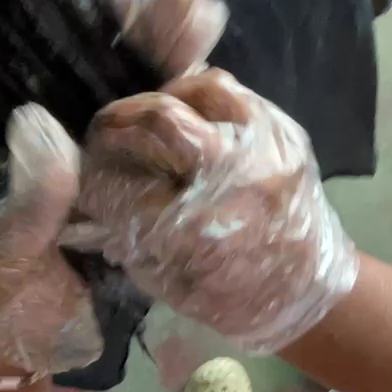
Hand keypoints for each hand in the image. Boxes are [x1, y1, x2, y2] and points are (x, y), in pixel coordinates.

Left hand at [0, 0, 230, 371]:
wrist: (36, 349)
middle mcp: (68, 148)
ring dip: (175, 59)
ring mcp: (109, 170)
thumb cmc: (4, 302)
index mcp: (27, 153)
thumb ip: (29, 200)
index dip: (87, 31)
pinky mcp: (143, 199)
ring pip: (148, 104)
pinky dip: (195, 120)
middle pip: (109, 77)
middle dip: (145, 31)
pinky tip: (220, 80)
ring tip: (206, 11)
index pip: (57, 74)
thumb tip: (38, 121)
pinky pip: (170, 153)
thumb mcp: (9, 254)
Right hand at [68, 68, 358, 351]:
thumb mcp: (166, 284)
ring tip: (145, 117)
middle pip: (162, 121)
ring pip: (204, 90)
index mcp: (197, 232)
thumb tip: (87, 204)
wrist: (310, 293)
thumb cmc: (229, 300)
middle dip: (117, 123)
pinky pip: (236, 95)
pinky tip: (184, 116)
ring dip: (163, 98)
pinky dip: (200, 98)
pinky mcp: (287, 135)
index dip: (93, 180)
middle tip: (100, 132)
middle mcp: (233, 182)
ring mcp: (266, 151)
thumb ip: (127, 239)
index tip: (81, 179)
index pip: (123, 188)